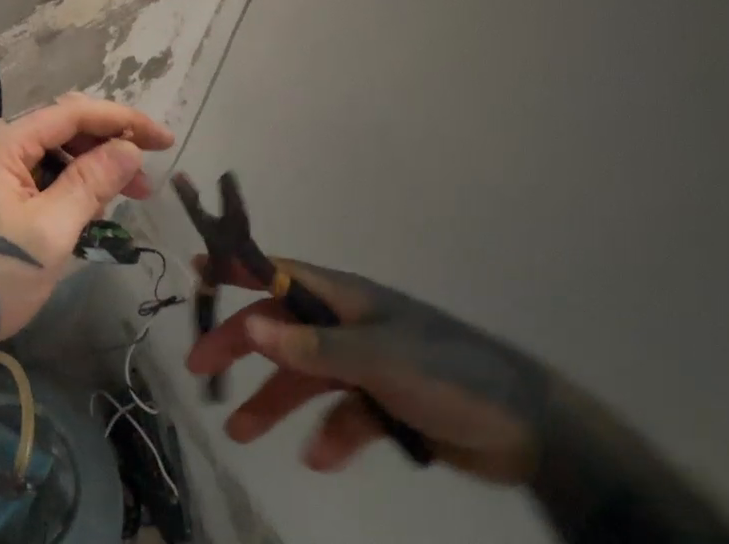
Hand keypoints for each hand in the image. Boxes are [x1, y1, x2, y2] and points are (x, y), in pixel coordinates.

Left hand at [0, 93, 173, 364]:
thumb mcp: (51, 231)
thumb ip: (91, 183)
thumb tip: (130, 149)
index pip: (70, 113)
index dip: (122, 121)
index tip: (164, 140)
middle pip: (59, 129)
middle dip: (106, 150)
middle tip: (143, 187)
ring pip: (47, 153)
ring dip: (85, 172)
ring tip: (112, 208)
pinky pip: (31, 174)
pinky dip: (61, 187)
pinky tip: (81, 214)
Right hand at [186, 258, 550, 482]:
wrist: (531, 433)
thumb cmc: (449, 374)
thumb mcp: (378, 357)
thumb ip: (312, 347)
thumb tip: (250, 327)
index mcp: (345, 299)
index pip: (279, 272)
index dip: (238, 268)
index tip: (197, 268)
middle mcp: (346, 326)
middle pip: (278, 329)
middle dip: (238, 346)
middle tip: (198, 368)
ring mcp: (364, 365)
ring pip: (302, 379)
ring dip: (271, 403)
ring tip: (239, 431)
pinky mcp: (383, 404)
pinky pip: (340, 415)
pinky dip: (327, 435)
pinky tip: (321, 459)